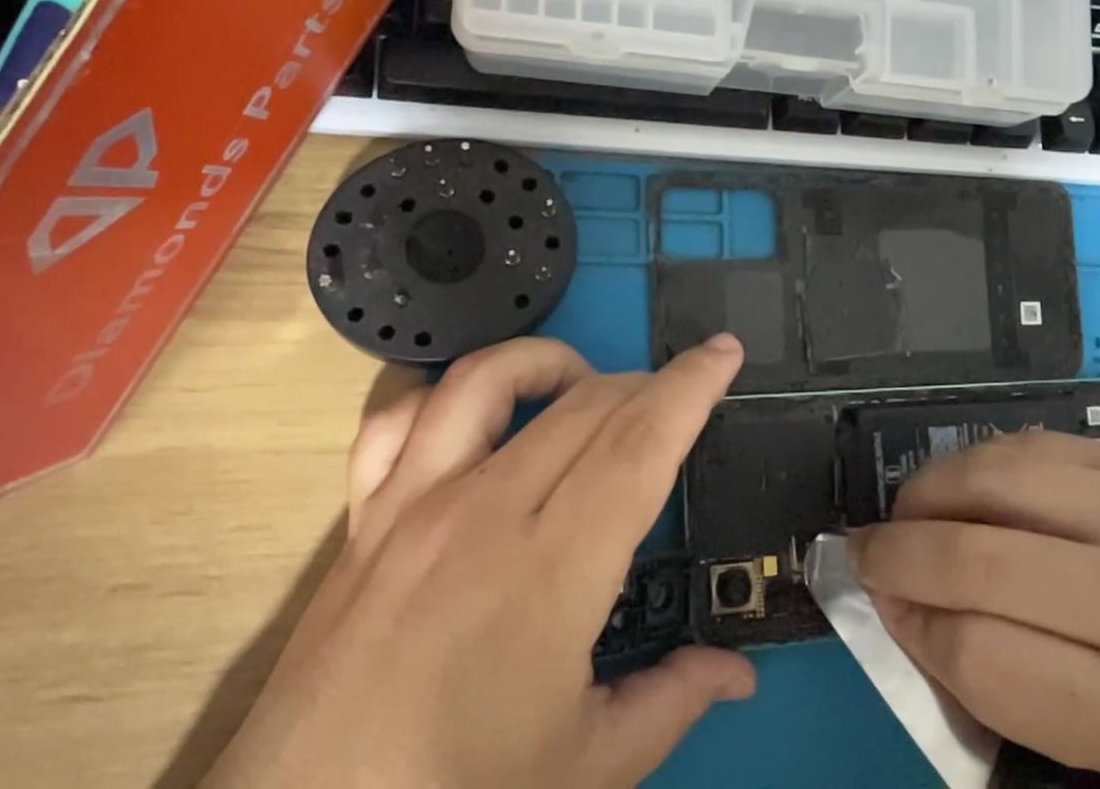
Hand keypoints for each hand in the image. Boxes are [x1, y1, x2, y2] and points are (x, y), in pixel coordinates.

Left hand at [204, 335, 753, 788]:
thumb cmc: (461, 788)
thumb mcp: (588, 763)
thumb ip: (671, 701)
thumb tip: (736, 673)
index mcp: (554, 568)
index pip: (639, 444)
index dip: (691, 388)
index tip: (722, 353)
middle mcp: (484, 511)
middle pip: (583, 405)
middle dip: (645, 383)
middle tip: (678, 396)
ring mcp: (414, 504)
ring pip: (486, 381)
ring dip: (548, 363)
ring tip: (585, 384)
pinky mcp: (364, 516)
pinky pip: (395, 421)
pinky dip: (440, 396)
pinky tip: (472, 416)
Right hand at [849, 430, 1099, 788]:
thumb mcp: (1073, 742)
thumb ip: (974, 676)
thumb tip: (891, 596)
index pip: (982, 655)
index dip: (912, 627)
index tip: (885, 612)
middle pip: (982, 562)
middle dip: (899, 555)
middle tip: (867, 556)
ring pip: (996, 482)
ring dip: (926, 494)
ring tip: (909, 518)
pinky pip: (1025, 444)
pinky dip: (972, 465)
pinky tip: (960, 493)